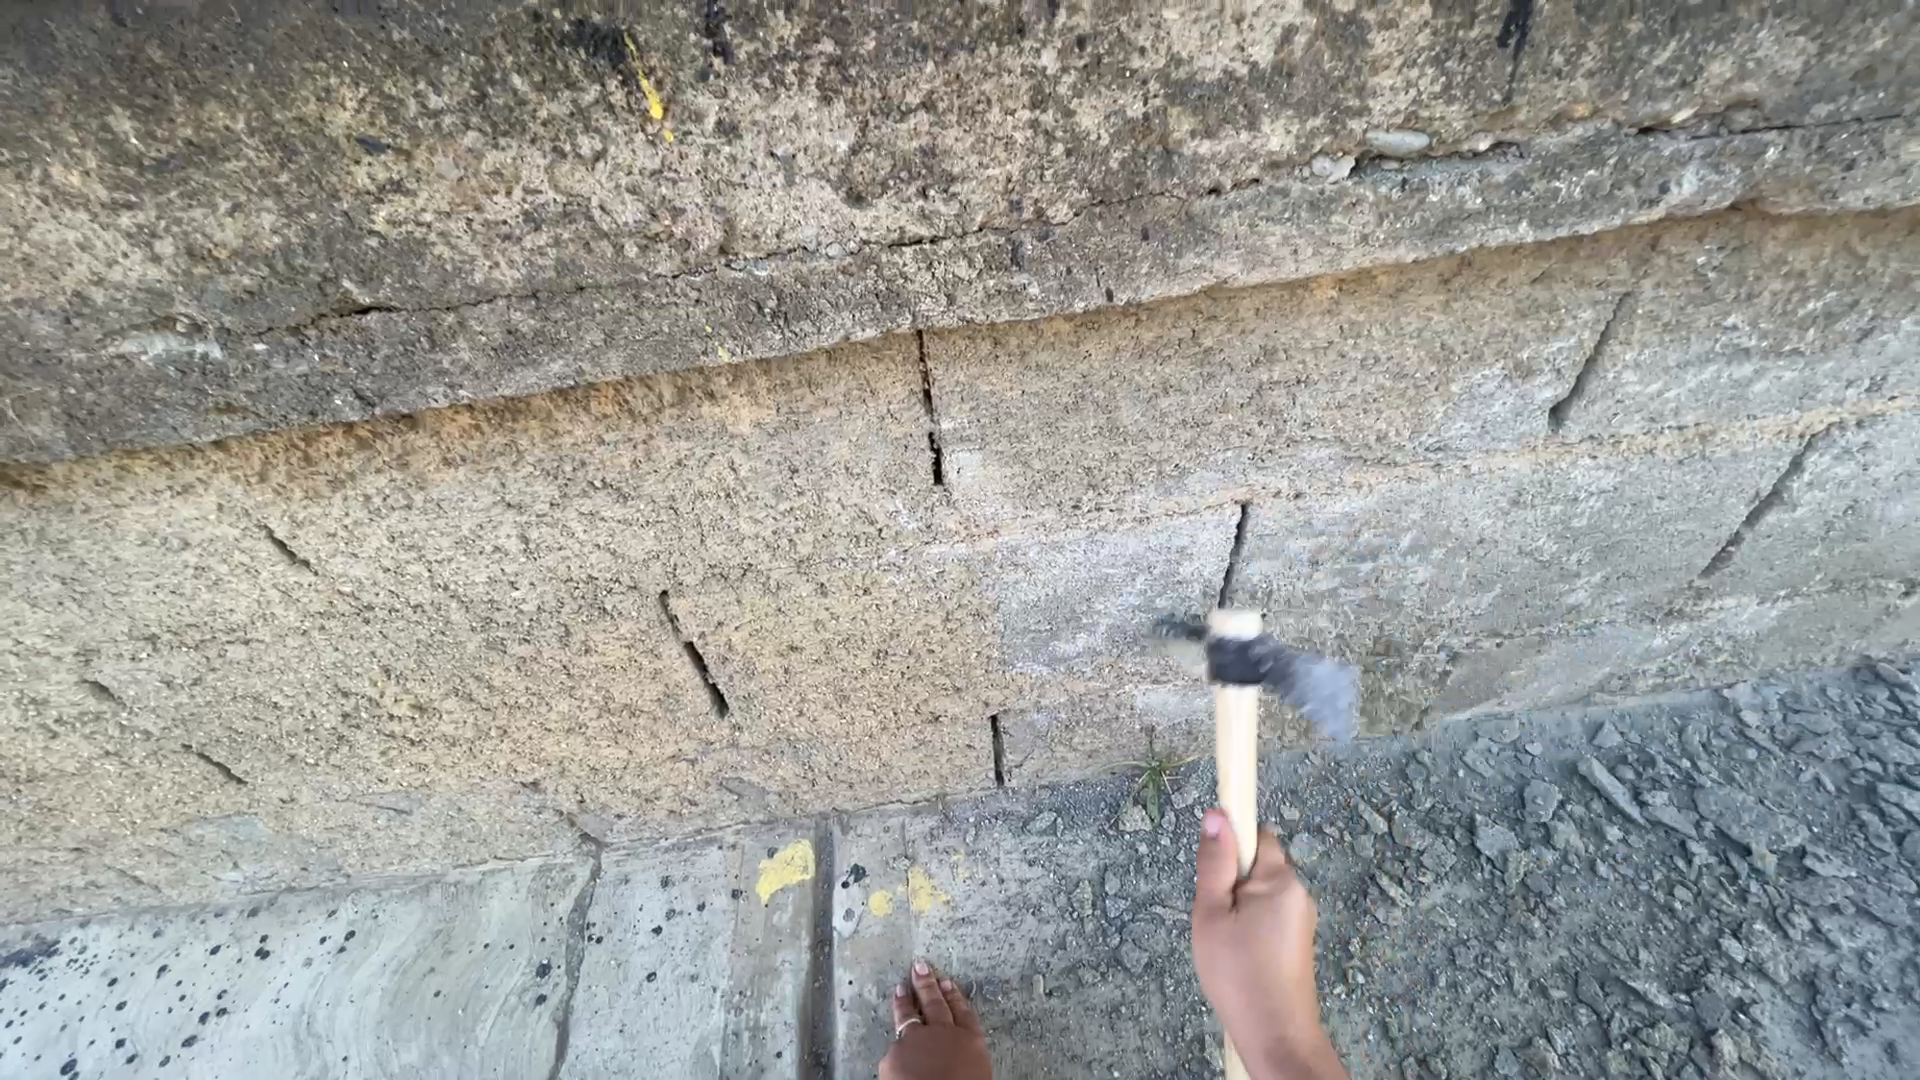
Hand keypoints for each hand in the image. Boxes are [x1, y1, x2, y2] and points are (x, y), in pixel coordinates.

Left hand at [880, 959, 992, 1079]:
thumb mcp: (976, 1071)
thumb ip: (965, 1057)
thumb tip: (957, 1056)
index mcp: (970, 1041)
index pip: (963, 1012)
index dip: (955, 995)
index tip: (948, 981)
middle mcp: (943, 1033)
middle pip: (936, 1004)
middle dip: (928, 985)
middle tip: (920, 966)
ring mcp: (917, 1040)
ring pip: (909, 1017)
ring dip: (905, 1002)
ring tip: (901, 989)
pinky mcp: (894, 1054)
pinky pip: (894, 1051)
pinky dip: (896, 1050)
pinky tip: (894, 1049)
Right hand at [1191, 809, 1347, 1079]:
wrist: (1276, 1037)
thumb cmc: (1239, 975)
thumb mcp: (1211, 912)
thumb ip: (1213, 862)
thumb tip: (1217, 814)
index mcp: (1279, 880)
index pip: (1257, 832)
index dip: (1232, 837)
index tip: (1214, 852)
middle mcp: (1298, 891)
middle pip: (1257, 859)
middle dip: (1231, 874)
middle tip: (1213, 908)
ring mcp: (1301, 916)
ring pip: (1260, 886)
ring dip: (1239, 899)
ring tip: (1224, 934)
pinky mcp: (1299, 937)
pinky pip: (1268, 908)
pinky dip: (1249, 917)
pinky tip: (1238, 948)